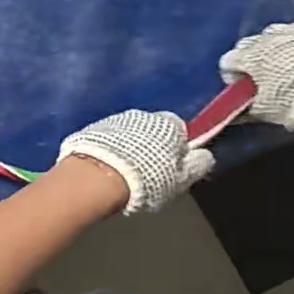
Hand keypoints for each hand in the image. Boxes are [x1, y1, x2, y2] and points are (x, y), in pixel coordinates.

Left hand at [57, 110, 213, 214]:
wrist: (99, 175)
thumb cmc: (148, 177)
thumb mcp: (183, 178)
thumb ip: (197, 164)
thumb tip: (204, 155)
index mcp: (167, 123)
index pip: (178, 127)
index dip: (176, 145)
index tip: (172, 163)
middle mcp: (139, 115)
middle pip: (150, 129)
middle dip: (149, 144)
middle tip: (147, 169)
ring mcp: (112, 120)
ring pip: (126, 132)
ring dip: (127, 145)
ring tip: (124, 169)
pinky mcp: (90, 128)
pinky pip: (106, 138)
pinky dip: (108, 148)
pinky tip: (106, 165)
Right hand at [220, 21, 293, 140]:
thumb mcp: (266, 110)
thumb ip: (247, 106)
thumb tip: (237, 110)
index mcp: (249, 57)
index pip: (228, 61)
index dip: (232, 76)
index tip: (242, 89)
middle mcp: (268, 39)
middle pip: (248, 44)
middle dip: (250, 58)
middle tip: (261, 76)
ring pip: (273, 33)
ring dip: (273, 46)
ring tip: (283, 61)